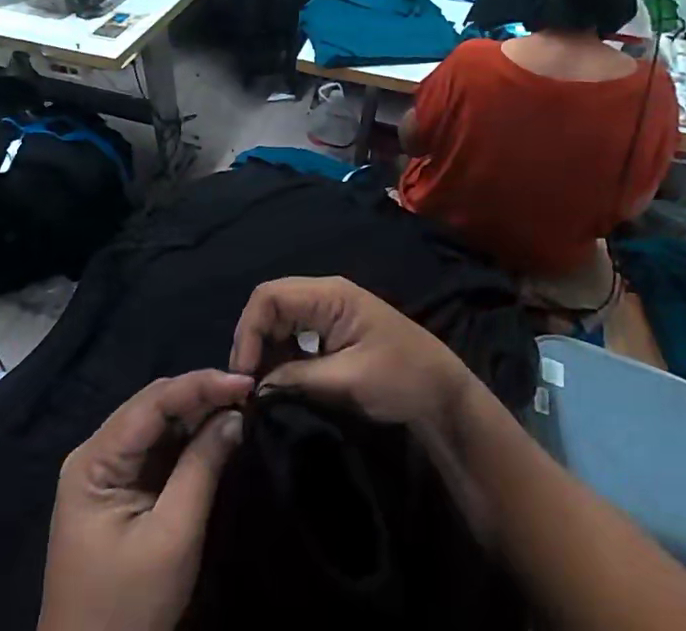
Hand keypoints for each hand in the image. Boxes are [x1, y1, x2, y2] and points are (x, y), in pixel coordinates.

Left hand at [39, 370, 252, 630]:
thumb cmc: (126, 604)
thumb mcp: (172, 534)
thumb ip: (203, 466)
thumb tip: (236, 414)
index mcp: (94, 462)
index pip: (153, 402)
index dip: (202, 384)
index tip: (249, 383)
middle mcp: (97, 455)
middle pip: (156, 404)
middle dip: (204, 393)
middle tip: (253, 394)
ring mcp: (111, 470)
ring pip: (163, 421)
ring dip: (203, 411)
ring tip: (245, 406)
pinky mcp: (126, 487)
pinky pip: (164, 445)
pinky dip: (196, 434)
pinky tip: (224, 429)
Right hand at [229, 277, 475, 438]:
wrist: (440, 390)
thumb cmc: (400, 378)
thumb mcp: (345, 380)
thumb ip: (294, 379)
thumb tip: (251, 388)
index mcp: (332, 295)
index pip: (269, 296)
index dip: (248, 332)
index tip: (245, 376)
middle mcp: (327, 296)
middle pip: (270, 306)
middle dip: (252, 343)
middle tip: (247, 388)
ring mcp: (330, 313)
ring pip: (278, 322)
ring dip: (264, 353)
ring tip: (259, 390)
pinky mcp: (332, 333)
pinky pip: (293, 337)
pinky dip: (279, 358)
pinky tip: (278, 385)